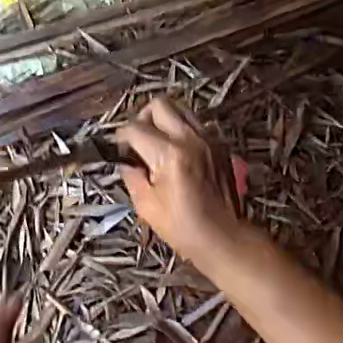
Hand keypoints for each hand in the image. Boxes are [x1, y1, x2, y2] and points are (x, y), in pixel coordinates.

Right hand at [115, 98, 242, 262]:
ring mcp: (208, 138)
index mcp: (169, 154)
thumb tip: (126, 160)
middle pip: (159, 104)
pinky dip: (182, 132)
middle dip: (143, 118)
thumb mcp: (146, 205)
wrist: (224, 238)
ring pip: (180, 109)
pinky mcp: (220, 144)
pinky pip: (196, 124)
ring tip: (158, 144)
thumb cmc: (182, 227)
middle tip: (139, 139)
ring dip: (164, 121)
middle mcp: (190, 138)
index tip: (118, 150)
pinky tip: (179, 154)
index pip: (135, 129)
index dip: (121, 138)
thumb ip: (132, 176)